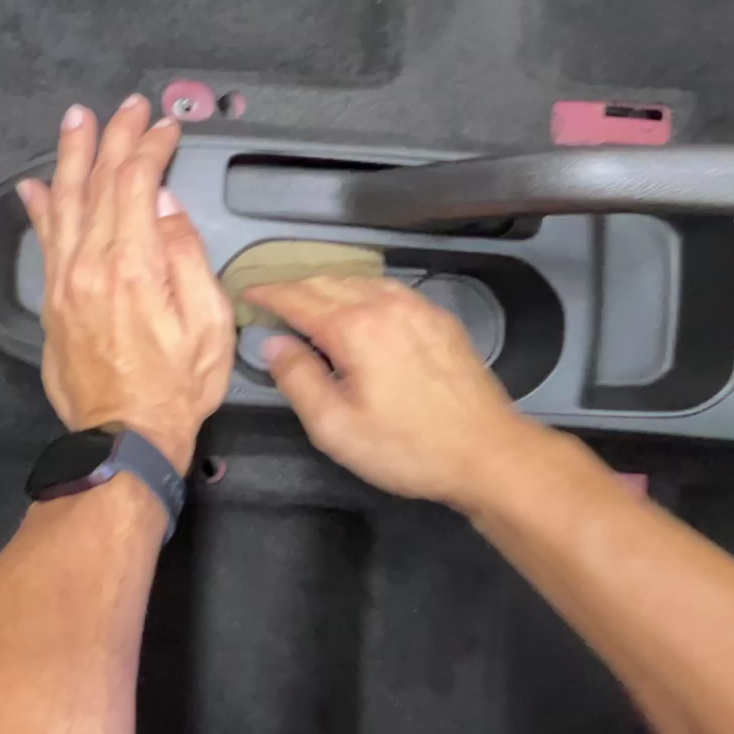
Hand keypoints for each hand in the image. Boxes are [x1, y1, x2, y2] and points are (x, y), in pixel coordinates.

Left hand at [16, 96, 234, 470]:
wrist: (125, 435)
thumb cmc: (177, 384)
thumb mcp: (207, 324)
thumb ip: (185, 257)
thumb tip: (166, 206)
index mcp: (133, 265)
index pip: (138, 183)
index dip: (152, 147)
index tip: (167, 126)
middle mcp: (90, 263)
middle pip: (98, 182)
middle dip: (114, 137)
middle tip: (127, 106)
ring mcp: (65, 281)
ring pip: (65, 202)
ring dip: (72, 156)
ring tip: (77, 120)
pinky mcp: (53, 301)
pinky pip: (44, 241)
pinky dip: (39, 207)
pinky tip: (34, 184)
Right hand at [244, 276, 550, 510]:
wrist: (487, 452)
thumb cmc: (407, 447)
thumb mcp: (336, 428)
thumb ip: (298, 379)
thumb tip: (273, 344)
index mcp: (354, 328)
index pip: (297, 298)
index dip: (267, 293)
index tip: (246, 294)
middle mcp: (385, 304)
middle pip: (326, 282)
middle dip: (293, 286)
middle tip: (271, 300)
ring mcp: (417, 307)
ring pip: (359, 281)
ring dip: (327, 286)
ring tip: (308, 303)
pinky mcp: (439, 318)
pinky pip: (389, 290)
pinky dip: (361, 292)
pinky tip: (359, 309)